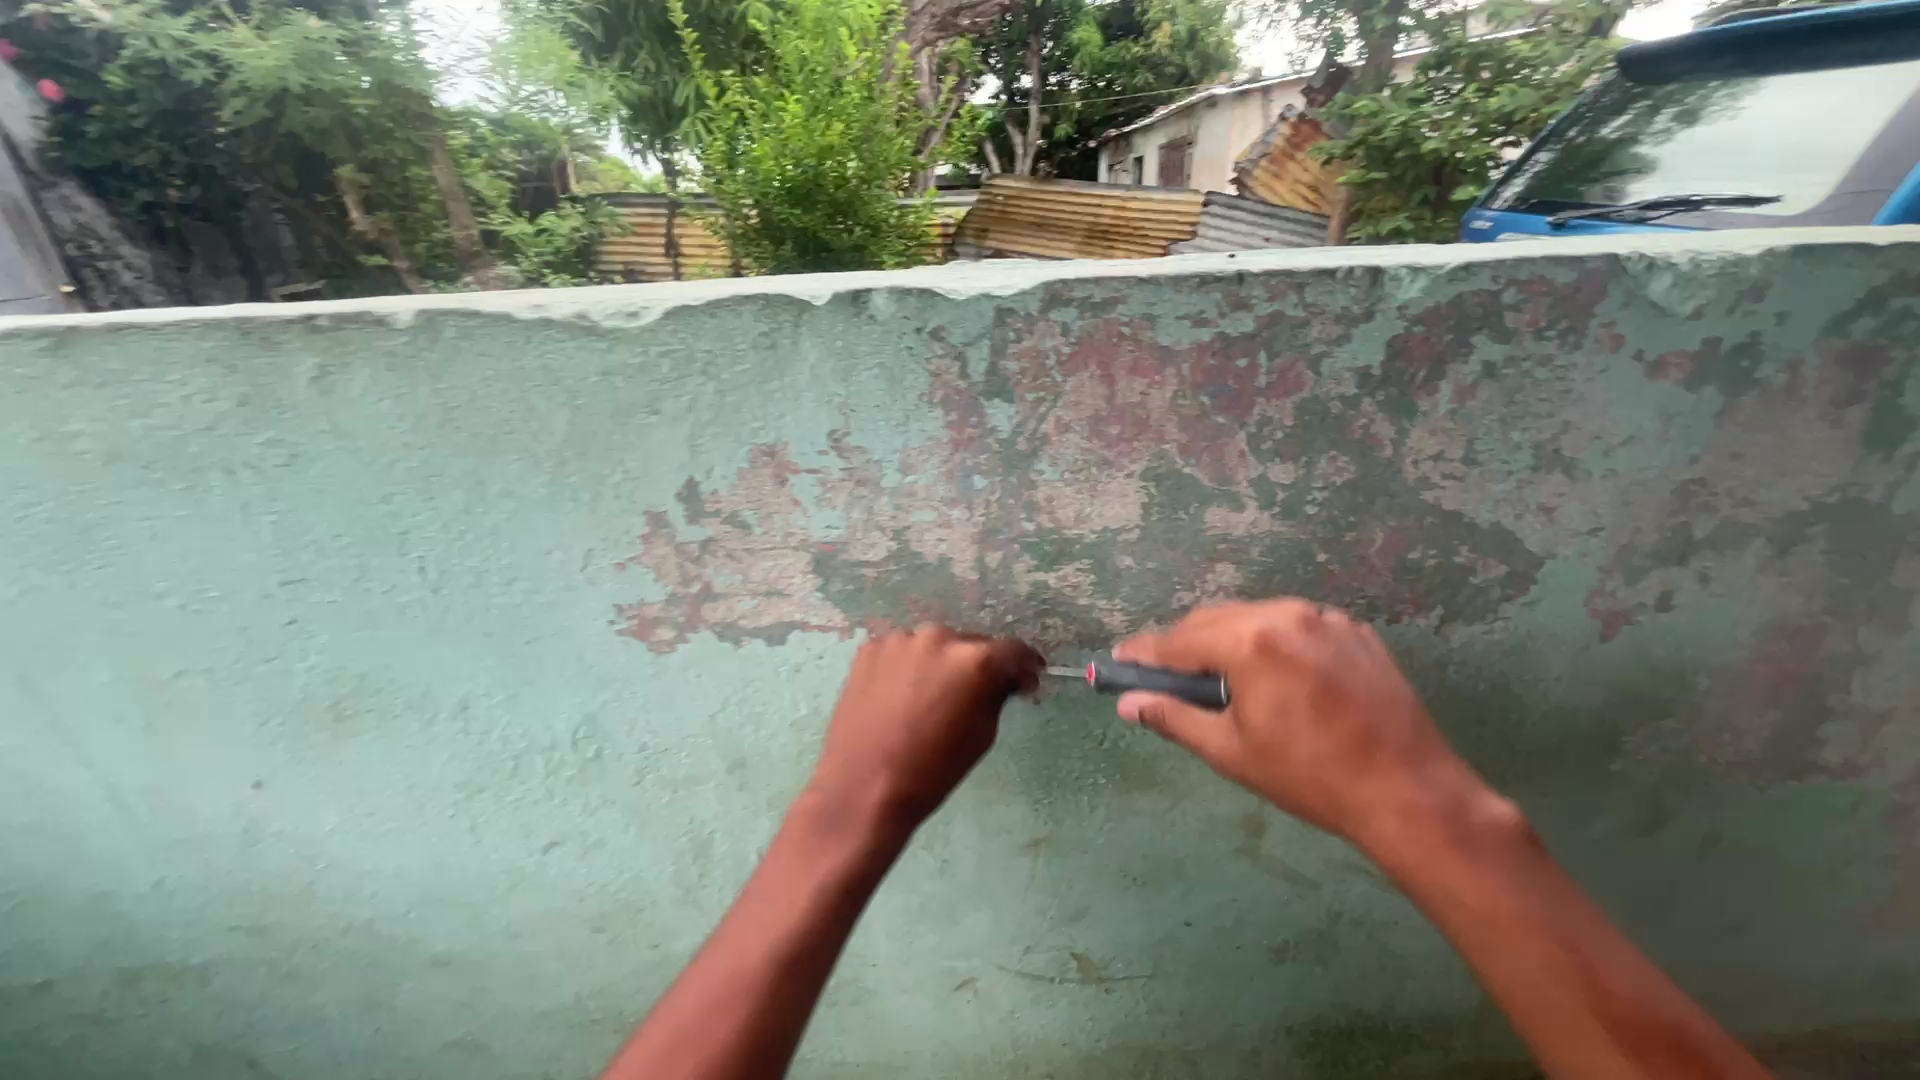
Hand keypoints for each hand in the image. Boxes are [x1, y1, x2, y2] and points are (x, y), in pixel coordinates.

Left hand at [808, 625, 1041, 828]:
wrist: (863, 786)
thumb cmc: (932, 769)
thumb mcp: (982, 735)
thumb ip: (997, 696)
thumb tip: (1004, 680)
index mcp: (974, 660)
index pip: (1013, 650)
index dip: (1025, 666)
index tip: (1026, 682)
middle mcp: (939, 637)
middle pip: (971, 644)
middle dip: (979, 665)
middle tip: (976, 693)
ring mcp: (900, 640)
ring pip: (934, 646)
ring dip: (941, 664)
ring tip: (932, 696)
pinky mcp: (870, 648)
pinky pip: (902, 652)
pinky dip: (909, 667)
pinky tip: (902, 695)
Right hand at [1114, 599, 1487, 845]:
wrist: (1409, 791)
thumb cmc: (1309, 776)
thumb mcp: (1230, 751)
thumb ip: (1174, 717)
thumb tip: (1127, 704)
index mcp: (1250, 642)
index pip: (1178, 640)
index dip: (1144, 652)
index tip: (1119, 660)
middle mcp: (1285, 615)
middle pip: (1215, 619)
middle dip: (1184, 643)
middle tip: (1165, 674)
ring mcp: (1325, 619)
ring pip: (1256, 617)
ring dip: (1227, 639)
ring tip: (1220, 675)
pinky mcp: (1355, 631)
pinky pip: (1296, 624)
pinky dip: (1271, 641)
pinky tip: (1274, 673)